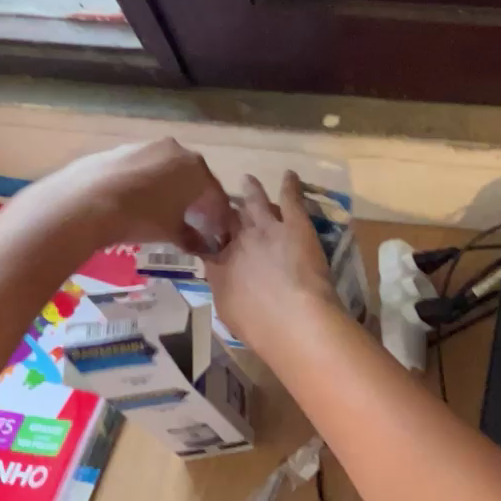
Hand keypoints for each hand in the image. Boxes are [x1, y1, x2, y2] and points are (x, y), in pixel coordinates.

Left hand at [29, 139, 235, 252]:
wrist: (84, 202)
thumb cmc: (141, 217)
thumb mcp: (172, 233)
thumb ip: (193, 238)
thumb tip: (202, 246)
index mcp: (197, 169)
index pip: (217, 196)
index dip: (219, 219)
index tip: (217, 236)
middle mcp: (176, 150)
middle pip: (193, 179)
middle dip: (196, 202)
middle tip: (194, 223)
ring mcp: (146, 146)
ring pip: (167, 171)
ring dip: (171, 191)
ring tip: (163, 213)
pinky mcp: (119, 150)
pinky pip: (143, 169)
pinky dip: (146, 185)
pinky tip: (137, 202)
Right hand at [204, 172, 339, 345]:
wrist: (292, 317)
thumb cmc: (259, 325)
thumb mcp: (229, 311)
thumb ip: (226, 291)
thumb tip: (225, 282)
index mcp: (221, 266)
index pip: (210, 245)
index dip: (208, 236)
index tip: (206, 230)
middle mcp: (239, 241)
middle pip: (229, 219)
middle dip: (225, 209)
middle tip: (221, 200)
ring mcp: (267, 228)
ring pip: (256, 202)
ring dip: (252, 190)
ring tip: (248, 180)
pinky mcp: (295, 224)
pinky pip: (290, 198)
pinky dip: (290, 185)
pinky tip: (290, 175)